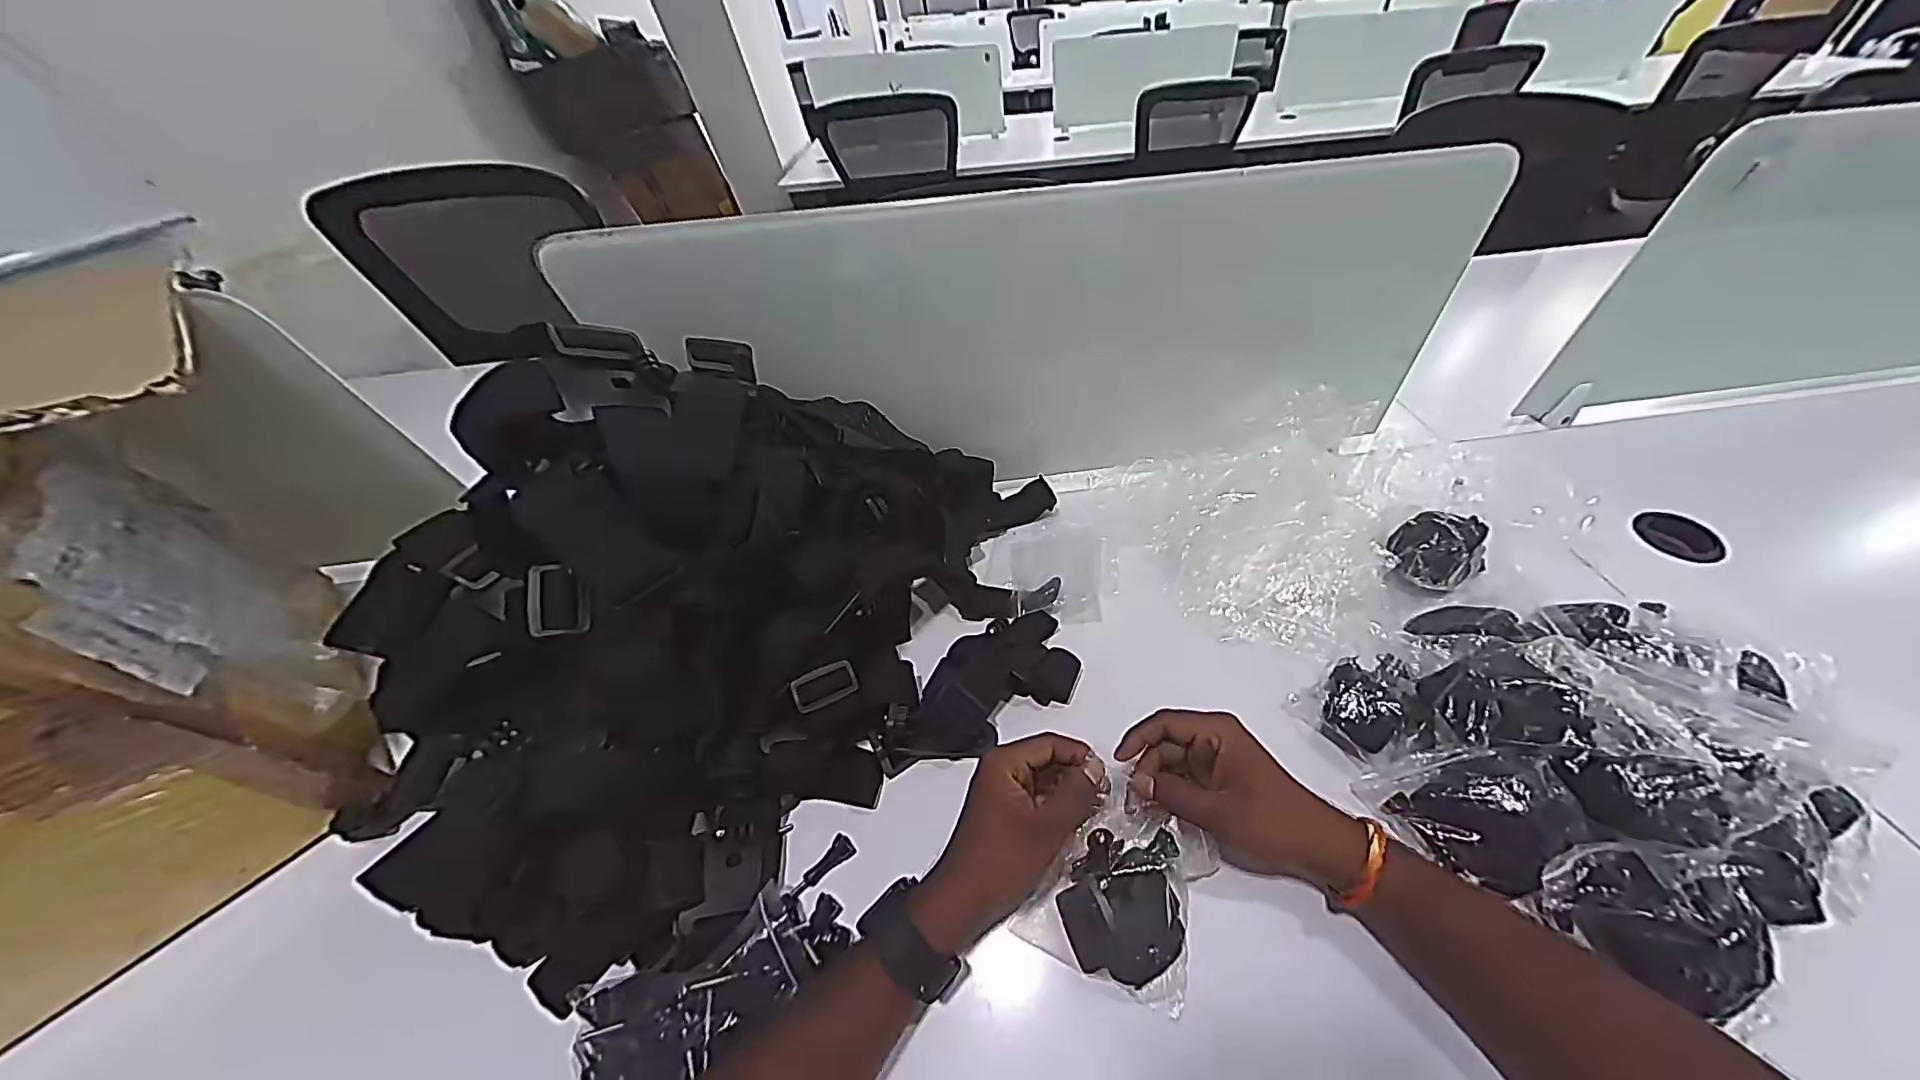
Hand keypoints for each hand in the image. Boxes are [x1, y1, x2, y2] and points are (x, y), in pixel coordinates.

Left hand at [911, 733, 1101, 953]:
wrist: (965, 901)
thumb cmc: (991, 865)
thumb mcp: (1048, 826)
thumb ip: (1076, 793)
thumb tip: (1093, 771)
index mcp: (1003, 764)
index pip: (1050, 743)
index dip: (1079, 755)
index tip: (1101, 772)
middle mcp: (998, 773)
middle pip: (1047, 760)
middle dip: (1075, 776)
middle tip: (1099, 793)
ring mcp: (1000, 794)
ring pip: (1044, 782)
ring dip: (1067, 795)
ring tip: (1088, 811)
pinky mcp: (1004, 814)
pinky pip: (1036, 801)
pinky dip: (1055, 810)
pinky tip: (1070, 826)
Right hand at [1117, 710, 1367, 891]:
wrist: (1317, 847)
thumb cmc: (1276, 821)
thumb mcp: (1217, 810)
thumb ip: (1172, 794)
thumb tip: (1139, 783)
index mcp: (1218, 733)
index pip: (1165, 723)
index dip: (1138, 739)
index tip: (1121, 760)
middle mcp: (1216, 740)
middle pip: (1166, 744)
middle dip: (1147, 767)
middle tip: (1134, 795)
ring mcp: (1218, 761)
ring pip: (1173, 763)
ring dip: (1157, 783)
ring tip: (1145, 808)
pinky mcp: (1221, 781)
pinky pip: (1186, 779)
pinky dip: (1172, 793)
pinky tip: (1162, 812)